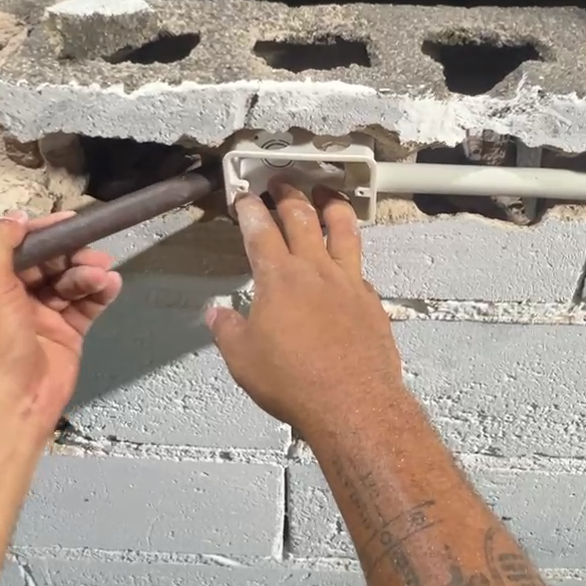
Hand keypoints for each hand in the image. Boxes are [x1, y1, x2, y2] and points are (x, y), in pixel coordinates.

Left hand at [0, 211, 122, 429]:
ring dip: (87, 272)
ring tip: (101, 274)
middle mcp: (9, 299)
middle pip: (47, 262)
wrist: (7, 410)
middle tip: (92, 253)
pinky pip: (86, 305)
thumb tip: (18, 217)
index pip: (15, 247)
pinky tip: (110, 286)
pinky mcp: (65, 335)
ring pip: (69, 281)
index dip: (42, 232)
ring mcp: (39, 318)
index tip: (69, 221)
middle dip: (71, 253)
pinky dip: (99, 292)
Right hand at [207, 184, 407, 438]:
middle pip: (302, 217)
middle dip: (288, 194)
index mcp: (279, 278)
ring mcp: (348, 282)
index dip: (250, 209)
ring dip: (332, 205)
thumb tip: (215, 314)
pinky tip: (347, 260)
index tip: (245, 197)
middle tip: (281, 183)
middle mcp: (315, 270)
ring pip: (342, 229)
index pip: (260, 231)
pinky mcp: (370, 300)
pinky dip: (350, 255)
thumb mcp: (243, 358)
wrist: (351, 402)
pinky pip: (359, 267)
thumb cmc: (292, 380)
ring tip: (326, 193)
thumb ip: (228, 330)